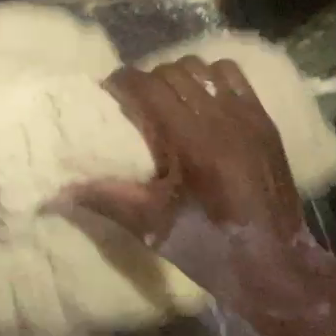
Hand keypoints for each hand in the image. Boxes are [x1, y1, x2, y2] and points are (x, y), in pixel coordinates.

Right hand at [61, 59, 335, 335]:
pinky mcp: (264, 120)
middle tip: (136, 101)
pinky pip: (233, 74)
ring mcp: (246, 116)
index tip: (110, 90)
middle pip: (172, 72)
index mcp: (191, 143)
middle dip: (148, 79)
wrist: (276, 268)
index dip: (124, 81)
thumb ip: (107, 199)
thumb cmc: (209, 247)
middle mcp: (219, 119)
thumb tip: (59, 190)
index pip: (149, 87)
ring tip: (169, 98)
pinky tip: (204, 97)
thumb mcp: (152, 227)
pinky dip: (212, 75)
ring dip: (178, 75)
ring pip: (202, 67)